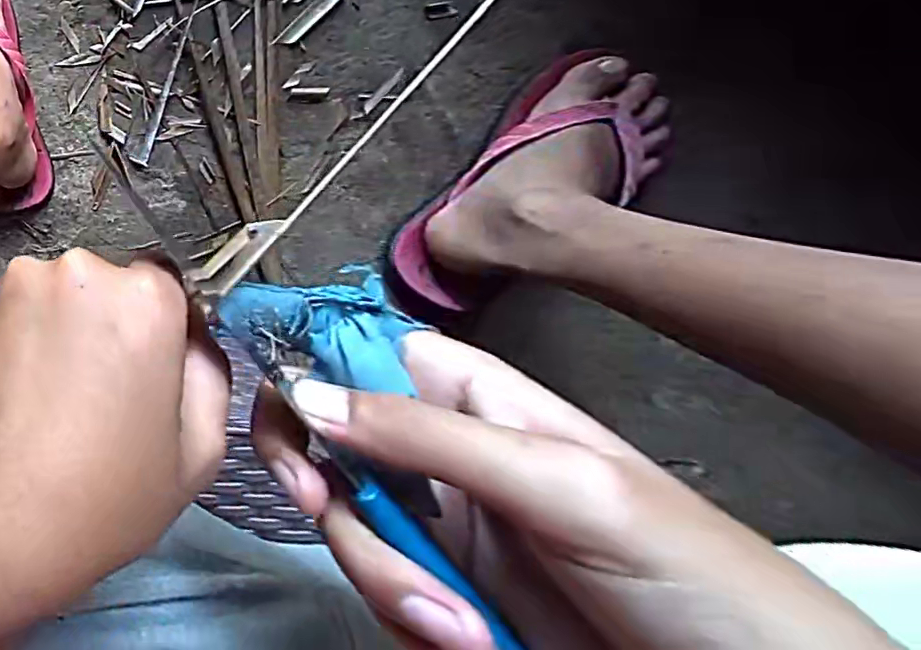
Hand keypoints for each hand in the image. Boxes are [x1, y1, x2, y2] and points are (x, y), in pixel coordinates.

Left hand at [0, 249, 231, 630]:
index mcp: (147, 297)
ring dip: (71, 320)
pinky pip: (30, 299)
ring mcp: (29, 275)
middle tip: (100, 382)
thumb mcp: (199, 450)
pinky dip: (34, 323)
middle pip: (115, 284)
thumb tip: (192, 333)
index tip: (147, 367)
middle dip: (114, 320)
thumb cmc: (105, 491)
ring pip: (70, 290)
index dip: (163, 327)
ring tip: (58, 384)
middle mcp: (86, 268)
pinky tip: (27, 375)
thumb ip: (209, 370)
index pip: (169, 286)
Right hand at [254, 331, 893, 649]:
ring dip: (380, 568)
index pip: (343, 345)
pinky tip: (467, 639)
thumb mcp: (559, 482)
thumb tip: (302, 392)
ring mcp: (424, 512)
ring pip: (338, 510)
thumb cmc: (690, 573)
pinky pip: (369, 574)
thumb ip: (423, 431)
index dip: (295, 360)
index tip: (277, 406)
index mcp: (454, 387)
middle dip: (308, 467)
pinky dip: (400, 608)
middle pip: (316, 425)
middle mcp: (424, 439)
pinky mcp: (428, 579)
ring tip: (459, 626)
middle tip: (312, 502)